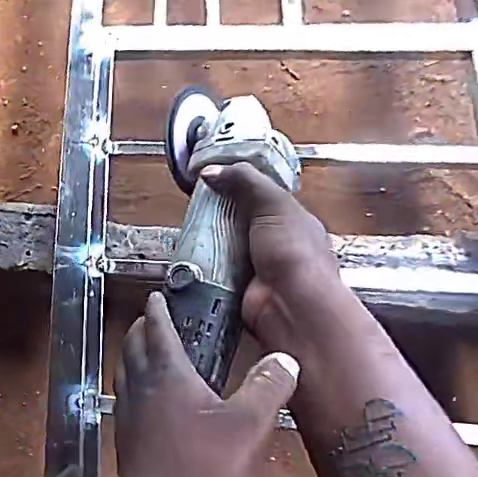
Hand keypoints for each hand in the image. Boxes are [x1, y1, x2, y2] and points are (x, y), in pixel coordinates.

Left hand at [113, 291, 300, 476]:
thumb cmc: (203, 465)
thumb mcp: (249, 424)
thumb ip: (268, 387)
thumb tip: (285, 358)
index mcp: (167, 373)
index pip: (157, 329)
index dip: (157, 310)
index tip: (156, 296)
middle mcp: (141, 385)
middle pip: (133, 345)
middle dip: (140, 327)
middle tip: (150, 319)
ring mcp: (128, 410)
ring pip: (125, 369)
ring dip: (132, 352)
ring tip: (144, 350)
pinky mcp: (125, 433)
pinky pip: (125, 393)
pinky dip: (133, 380)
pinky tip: (145, 397)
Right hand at [200, 162, 346, 351]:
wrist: (290, 305)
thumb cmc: (293, 252)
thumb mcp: (274, 204)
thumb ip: (246, 181)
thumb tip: (210, 170)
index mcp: (290, 220)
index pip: (259, 196)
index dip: (236, 185)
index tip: (209, 178)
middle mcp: (272, 243)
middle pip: (236, 220)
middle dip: (215, 213)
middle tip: (191, 204)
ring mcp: (252, 266)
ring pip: (221, 245)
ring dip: (205, 240)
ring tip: (184, 228)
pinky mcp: (233, 286)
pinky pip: (211, 269)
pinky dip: (199, 263)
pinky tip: (186, 254)